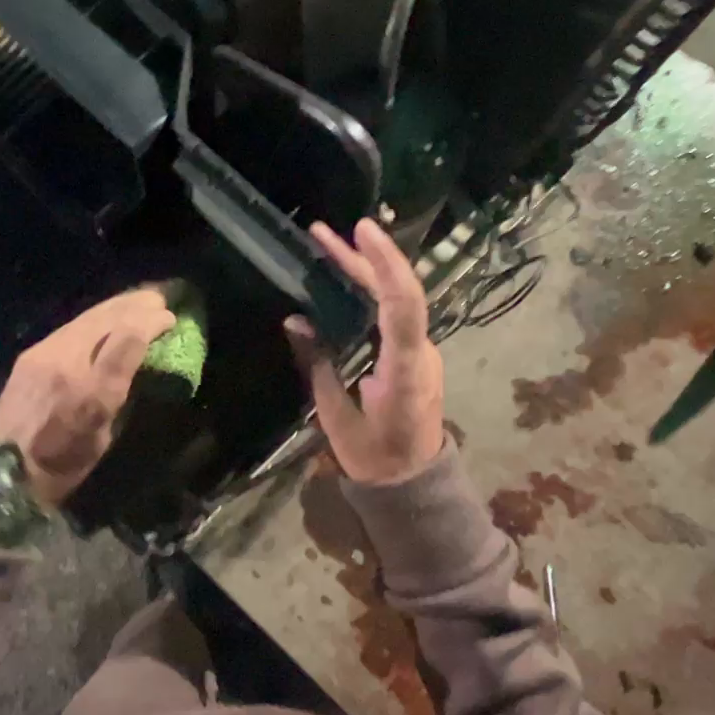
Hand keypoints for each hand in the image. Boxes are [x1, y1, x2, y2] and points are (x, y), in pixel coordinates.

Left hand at [0, 289, 175, 507]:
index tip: (169, 317)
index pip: (125, 340)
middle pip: (105, 320)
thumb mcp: (104, 437)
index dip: (150, 323)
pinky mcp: (29, 356)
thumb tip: (137, 361)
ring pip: (85, 319)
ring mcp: (43, 355)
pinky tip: (104, 317)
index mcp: (91, 393)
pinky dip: (92, 319)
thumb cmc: (64, 467)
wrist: (7, 474)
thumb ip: (119, 393)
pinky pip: (67, 328)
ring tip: (137, 300)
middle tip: (159, 298)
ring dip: (114, 307)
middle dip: (135, 306)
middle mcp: (66, 365)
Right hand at [285, 218, 445, 485]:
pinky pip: (393, 314)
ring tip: (327, 244)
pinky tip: (343, 277)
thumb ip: (318, 365)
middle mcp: (420, 352)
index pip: (403, 305)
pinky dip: (368, 291)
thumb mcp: (337, 416)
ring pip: (396, 300)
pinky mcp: (412, 354)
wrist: (414, 483)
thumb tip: (295, 319)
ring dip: (364, 270)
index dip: (385, 264)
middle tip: (322, 231)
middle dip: (363, 257)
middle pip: (398, 293)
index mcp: (406, 368)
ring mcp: (420, 351)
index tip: (362, 232)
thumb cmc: (374, 456)